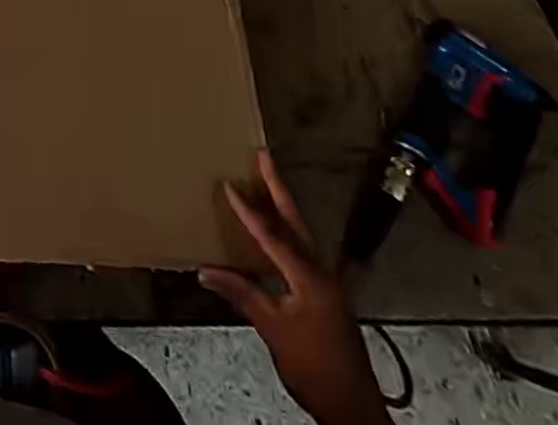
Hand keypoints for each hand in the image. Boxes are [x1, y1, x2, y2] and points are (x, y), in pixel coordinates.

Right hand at [200, 152, 389, 424]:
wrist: (352, 405)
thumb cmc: (313, 367)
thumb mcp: (273, 330)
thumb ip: (243, 295)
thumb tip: (205, 272)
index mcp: (308, 275)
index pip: (272, 234)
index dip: (249, 210)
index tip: (230, 184)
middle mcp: (320, 270)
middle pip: (294, 221)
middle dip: (278, 187)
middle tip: (264, 157)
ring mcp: (325, 281)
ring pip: (300, 234)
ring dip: (282, 208)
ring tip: (266, 183)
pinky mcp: (325, 293)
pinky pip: (301, 253)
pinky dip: (286, 236)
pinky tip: (273, 235)